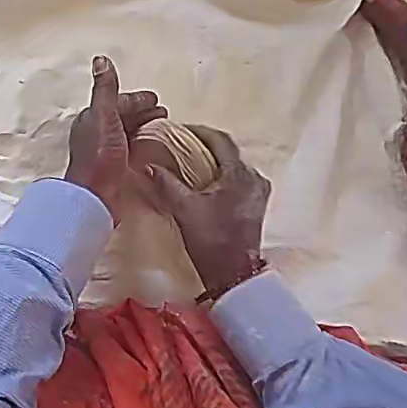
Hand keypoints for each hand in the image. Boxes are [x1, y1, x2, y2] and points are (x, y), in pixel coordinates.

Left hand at [65, 56, 164, 223]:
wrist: (95, 194)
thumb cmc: (99, 154)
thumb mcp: (103, 115)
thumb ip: (105, 89)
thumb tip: (100, 59)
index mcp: (93, 118)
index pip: (117, 102)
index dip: (137, 99)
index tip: (155, 99)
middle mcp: (97, 132)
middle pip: (123, 116)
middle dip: (142, 111)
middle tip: (162, 110)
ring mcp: (106, 150)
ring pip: (127, 131)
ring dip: (144, 125)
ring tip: (162, 125)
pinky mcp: (114, 166)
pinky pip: (131, 148)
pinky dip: (142, 142)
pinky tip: (152, 145)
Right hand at [143, 126, 270, 292]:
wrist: (234, 276)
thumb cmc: (212, 240)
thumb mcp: (185, 209)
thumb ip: (166, 184)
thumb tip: (147, 166)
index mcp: (240, 174)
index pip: (220, 140)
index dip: (199, 132)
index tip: (181, 130)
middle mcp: (254, 179)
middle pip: (229, 153)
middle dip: (206, 147)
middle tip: (183, 146)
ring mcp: (258, 194)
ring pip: (235, 168)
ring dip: (215, 163)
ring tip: (192, 165)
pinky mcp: (256, 208)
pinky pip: (239, 182)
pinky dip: (222, 178)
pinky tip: (207, 186)